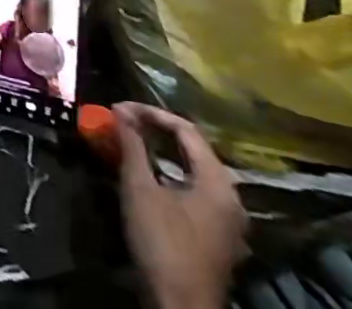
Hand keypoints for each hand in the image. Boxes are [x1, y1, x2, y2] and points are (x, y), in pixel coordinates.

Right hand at [115, 103, 246, 308]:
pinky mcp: (219, 237)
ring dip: (164, 153)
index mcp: (218, 181)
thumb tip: (121, 110)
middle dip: (158, 131)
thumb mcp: (140, 190)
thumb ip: (132, 146)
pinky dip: (172, 175)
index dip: (151, 113)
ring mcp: (229, 221)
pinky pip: (197, 191)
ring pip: (195, 171)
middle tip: (126, 121)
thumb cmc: (162, 244)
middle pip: (194, 149)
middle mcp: (231, 197)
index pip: (186, 130)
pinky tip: (152, 177)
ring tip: (135, 143)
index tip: (120, 108)